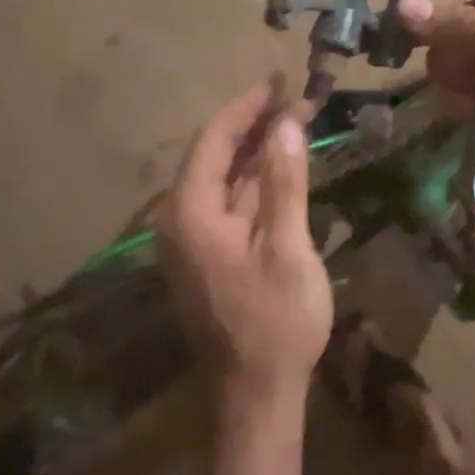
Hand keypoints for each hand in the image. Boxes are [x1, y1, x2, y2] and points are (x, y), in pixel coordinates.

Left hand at [162, 79, 332, 400]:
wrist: (255, 394)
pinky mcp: (206, 258)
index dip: (247, 106)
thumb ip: (284, 183)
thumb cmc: (275, 321)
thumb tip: (287, 124)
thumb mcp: (287, 247)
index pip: (214, 140)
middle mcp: (179, 220)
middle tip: (295, 99)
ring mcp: (190, 241)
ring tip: (294, 123)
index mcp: (190, 212)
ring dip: (256, 154)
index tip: (279, 80)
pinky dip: (253, 184)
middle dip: (254, 126)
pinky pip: (227, 205)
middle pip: (214, 157)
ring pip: (222, 181)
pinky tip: (280, 170)